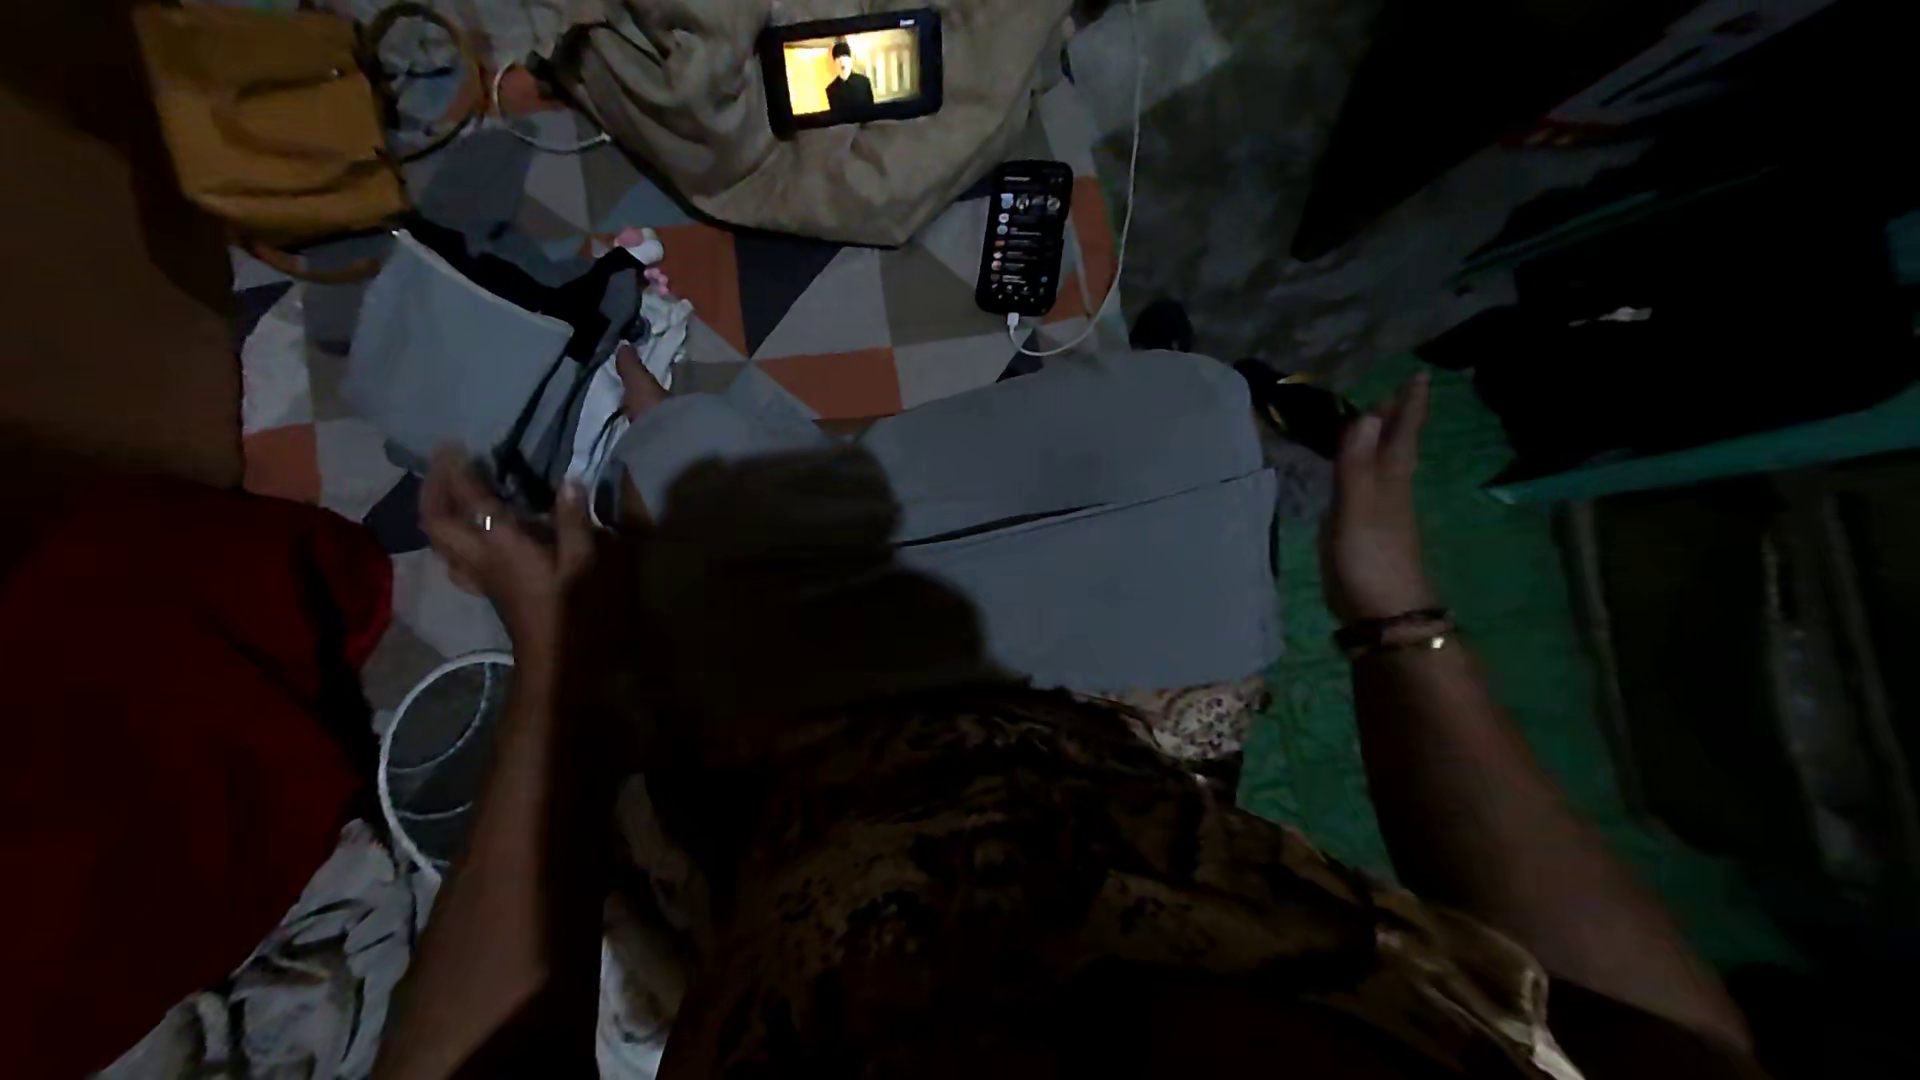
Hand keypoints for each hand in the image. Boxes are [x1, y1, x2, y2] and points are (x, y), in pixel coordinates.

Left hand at [420, 446, 594, 658]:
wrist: (556, 654)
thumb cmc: (572, 606)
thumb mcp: (583, 561)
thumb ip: (573, 520)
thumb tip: (569, 481)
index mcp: (501, 545)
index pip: (470, 501)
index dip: (459, 471)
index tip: (454, 445)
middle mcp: (478, 556)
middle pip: (435, 520)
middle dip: (433, 488)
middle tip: (443, 465)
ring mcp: (477, 575)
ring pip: (438, 540)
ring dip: (435, 511)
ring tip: (448, 494)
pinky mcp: (484, 588)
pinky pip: (452, 559)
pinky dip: (450, 540)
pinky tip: (466, 537)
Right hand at [1320, 371, 1437, 624]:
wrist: (1383, 610)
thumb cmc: (1370, 558)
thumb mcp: (1358, 509)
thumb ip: (1357, 465)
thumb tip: (1367, 415)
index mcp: (1391, 482)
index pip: (1401, 436)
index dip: (1407, 407)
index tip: (1418, 375)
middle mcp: (1390, 491)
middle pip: (1396, 449)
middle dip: (1396, 421)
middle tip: (1393, 393)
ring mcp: (1380, 513)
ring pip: (1384, 467)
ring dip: (1381, 443)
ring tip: (1375, 424)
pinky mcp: (1365, 530)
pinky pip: (1367, 487)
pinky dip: (1364, 469)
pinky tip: (1356, 474)